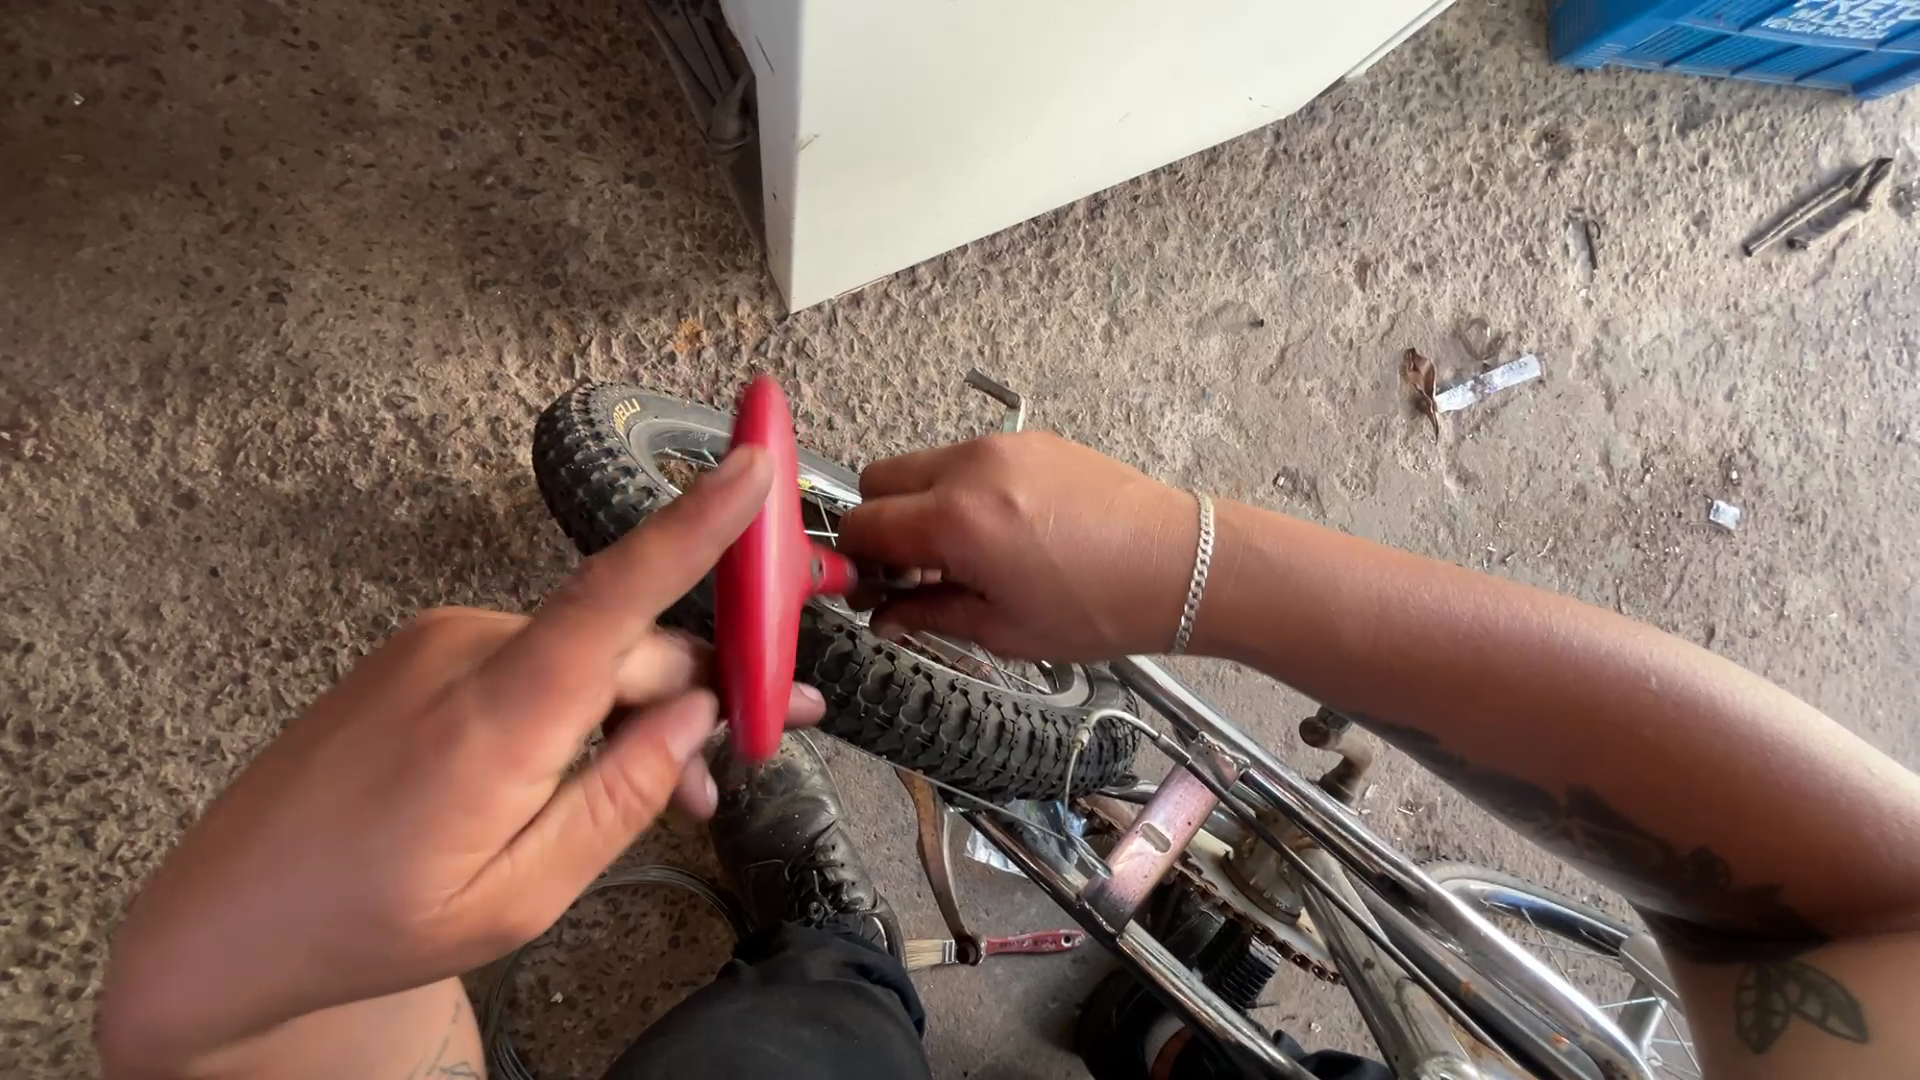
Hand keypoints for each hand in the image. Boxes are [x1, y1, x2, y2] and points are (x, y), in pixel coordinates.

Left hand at [99, 447, 822, 1074]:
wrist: (221, 921)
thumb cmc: (374, 923)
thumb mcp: (524, 894)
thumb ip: (626, 794)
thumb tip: (700, 712)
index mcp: (495, 715)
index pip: (614, 594)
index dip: (694, 525)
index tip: (753, 465)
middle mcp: (473, 647)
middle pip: (634, 644)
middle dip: (705, 689)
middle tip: (765, 739)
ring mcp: (451, 637)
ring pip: (602, 655)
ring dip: (650, 708)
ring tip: (676, 783)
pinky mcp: (443, 644)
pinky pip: (558, 659)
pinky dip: (599, 700)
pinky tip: (604, 757)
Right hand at [837, 433, 1196, 660]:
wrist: (1181, 565)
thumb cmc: (1100, 608)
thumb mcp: (1004, 629)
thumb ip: (929, 615)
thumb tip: (886, 616)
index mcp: (955, 521)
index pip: (862, 524)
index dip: (852, 560)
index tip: (868, 585)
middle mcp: (969, 467)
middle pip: (878, 478)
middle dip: (878, 523)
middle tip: (909, 568)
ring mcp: (1002, 446)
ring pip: (922, 464)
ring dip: (920, 504)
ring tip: (960, 552)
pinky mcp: (1030, 440)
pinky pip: (968, 458)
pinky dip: (959, 489)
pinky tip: (998, 529)